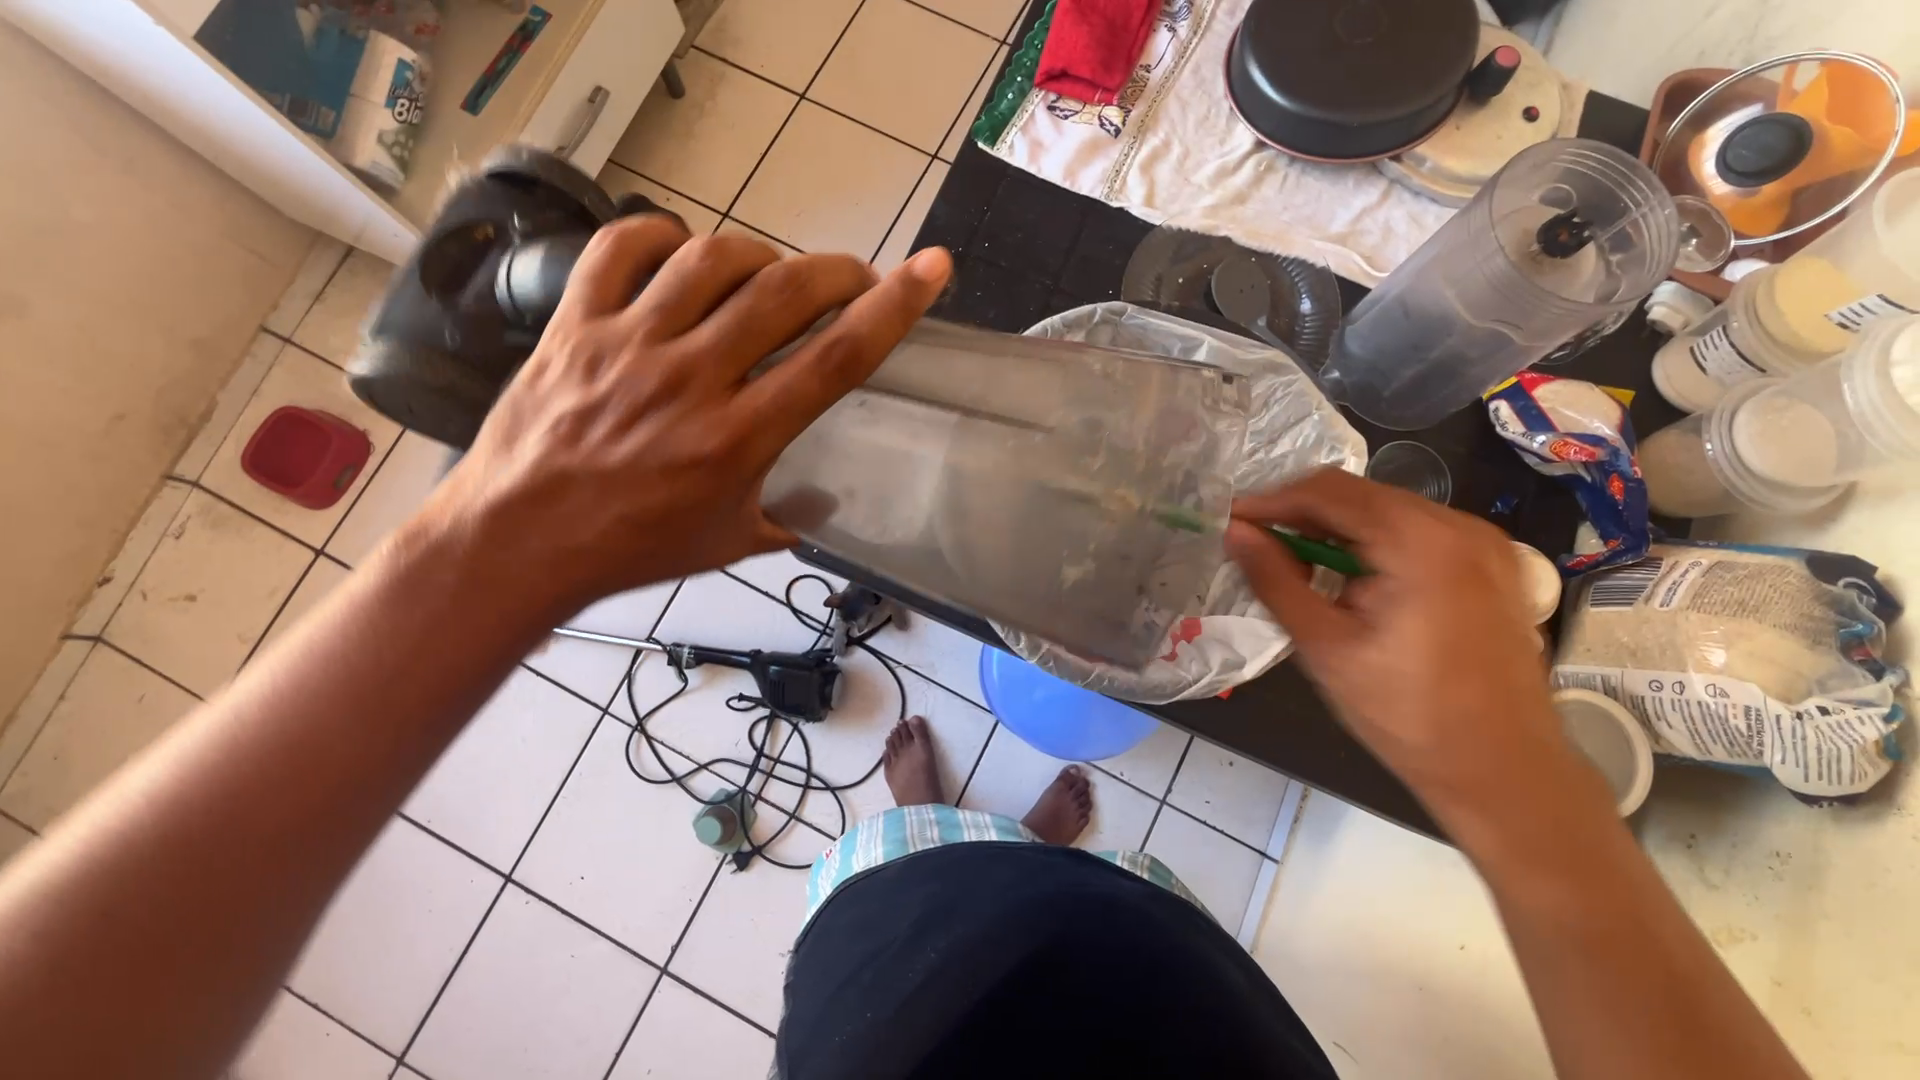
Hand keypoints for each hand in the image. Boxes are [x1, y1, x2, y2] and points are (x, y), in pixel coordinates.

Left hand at [408, 215, 952, 618]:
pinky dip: (662, 237)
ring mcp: (628, 344)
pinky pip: (621, 250)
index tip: (931, 269)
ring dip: (759, 255)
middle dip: (837, 271)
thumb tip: (823, 500)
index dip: (894, 307)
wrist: (516, 543)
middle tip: (851, 280)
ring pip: (711, 260)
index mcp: (737, 438)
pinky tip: (683, 253)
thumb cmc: (631, 549)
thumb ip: (788, 517)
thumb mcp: (730, 543)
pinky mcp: (575, 325)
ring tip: (770, 274)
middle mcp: (690, 379)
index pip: (835, 357)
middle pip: (785, 292)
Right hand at [1226, 468, 1590, 830]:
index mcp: (1418, 540)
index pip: (1328, 490)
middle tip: (1259, 546)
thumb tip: (1235, 533)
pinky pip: (1419, 533)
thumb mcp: (1325, 646)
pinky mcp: (1494, 566)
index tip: (1232, 523)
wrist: (1504, 768)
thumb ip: (1275, 579)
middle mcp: (1458, 525)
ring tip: (1300, 567)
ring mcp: (1484, 543)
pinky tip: (1353, 580)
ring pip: (1389, 511)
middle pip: (1361, 495)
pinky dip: (1376, 544)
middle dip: (1303, 515)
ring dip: (1338, 530)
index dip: (1272, 501)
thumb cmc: (1406, 713)